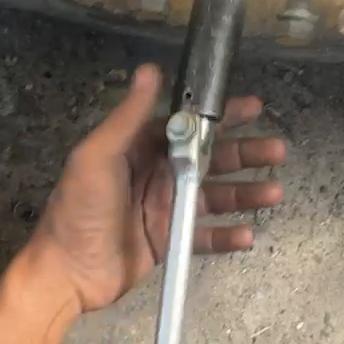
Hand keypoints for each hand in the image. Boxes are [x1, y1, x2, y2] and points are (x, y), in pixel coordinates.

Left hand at [30, 64, 286, 312]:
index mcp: (139, 150)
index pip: (187, 128)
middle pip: (209, 160)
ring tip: (274, 192)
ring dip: (244, 194)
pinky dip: (227, 236)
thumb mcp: (97, 157)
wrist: (66, 272)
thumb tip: (149, 71)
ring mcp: (164, 210)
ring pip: (214, 197)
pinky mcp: (168, 242)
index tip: (252, 109)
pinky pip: (204, 236)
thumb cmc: (77, 210)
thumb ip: (127, 117)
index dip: (220, 119)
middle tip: (276, 150)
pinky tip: (248, 235)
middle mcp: (156, 176)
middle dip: (244, 154)